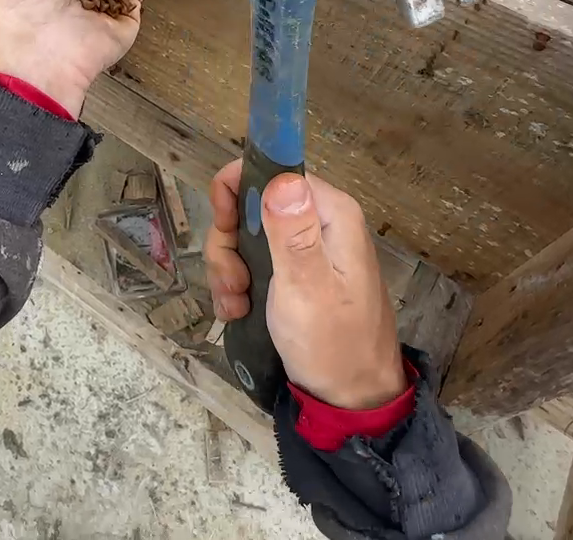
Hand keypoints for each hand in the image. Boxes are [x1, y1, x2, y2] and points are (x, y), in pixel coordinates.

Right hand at [204, 162, 406, 409]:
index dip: (237, 190)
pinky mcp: (292, 273)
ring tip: (236, 304)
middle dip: (229, 243)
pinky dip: (235, 285)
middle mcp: (317, 222)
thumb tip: (282, 178)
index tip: (224, 225)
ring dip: (228, 269)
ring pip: (243, 236)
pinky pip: (248, 262)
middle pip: (250, 205)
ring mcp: (303, 249)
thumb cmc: (332, 343)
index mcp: (330, 214)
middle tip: (234, 281)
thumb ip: (293, 233)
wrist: (348, 402)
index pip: (272, 170)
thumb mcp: (307, 287)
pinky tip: (238, 311)